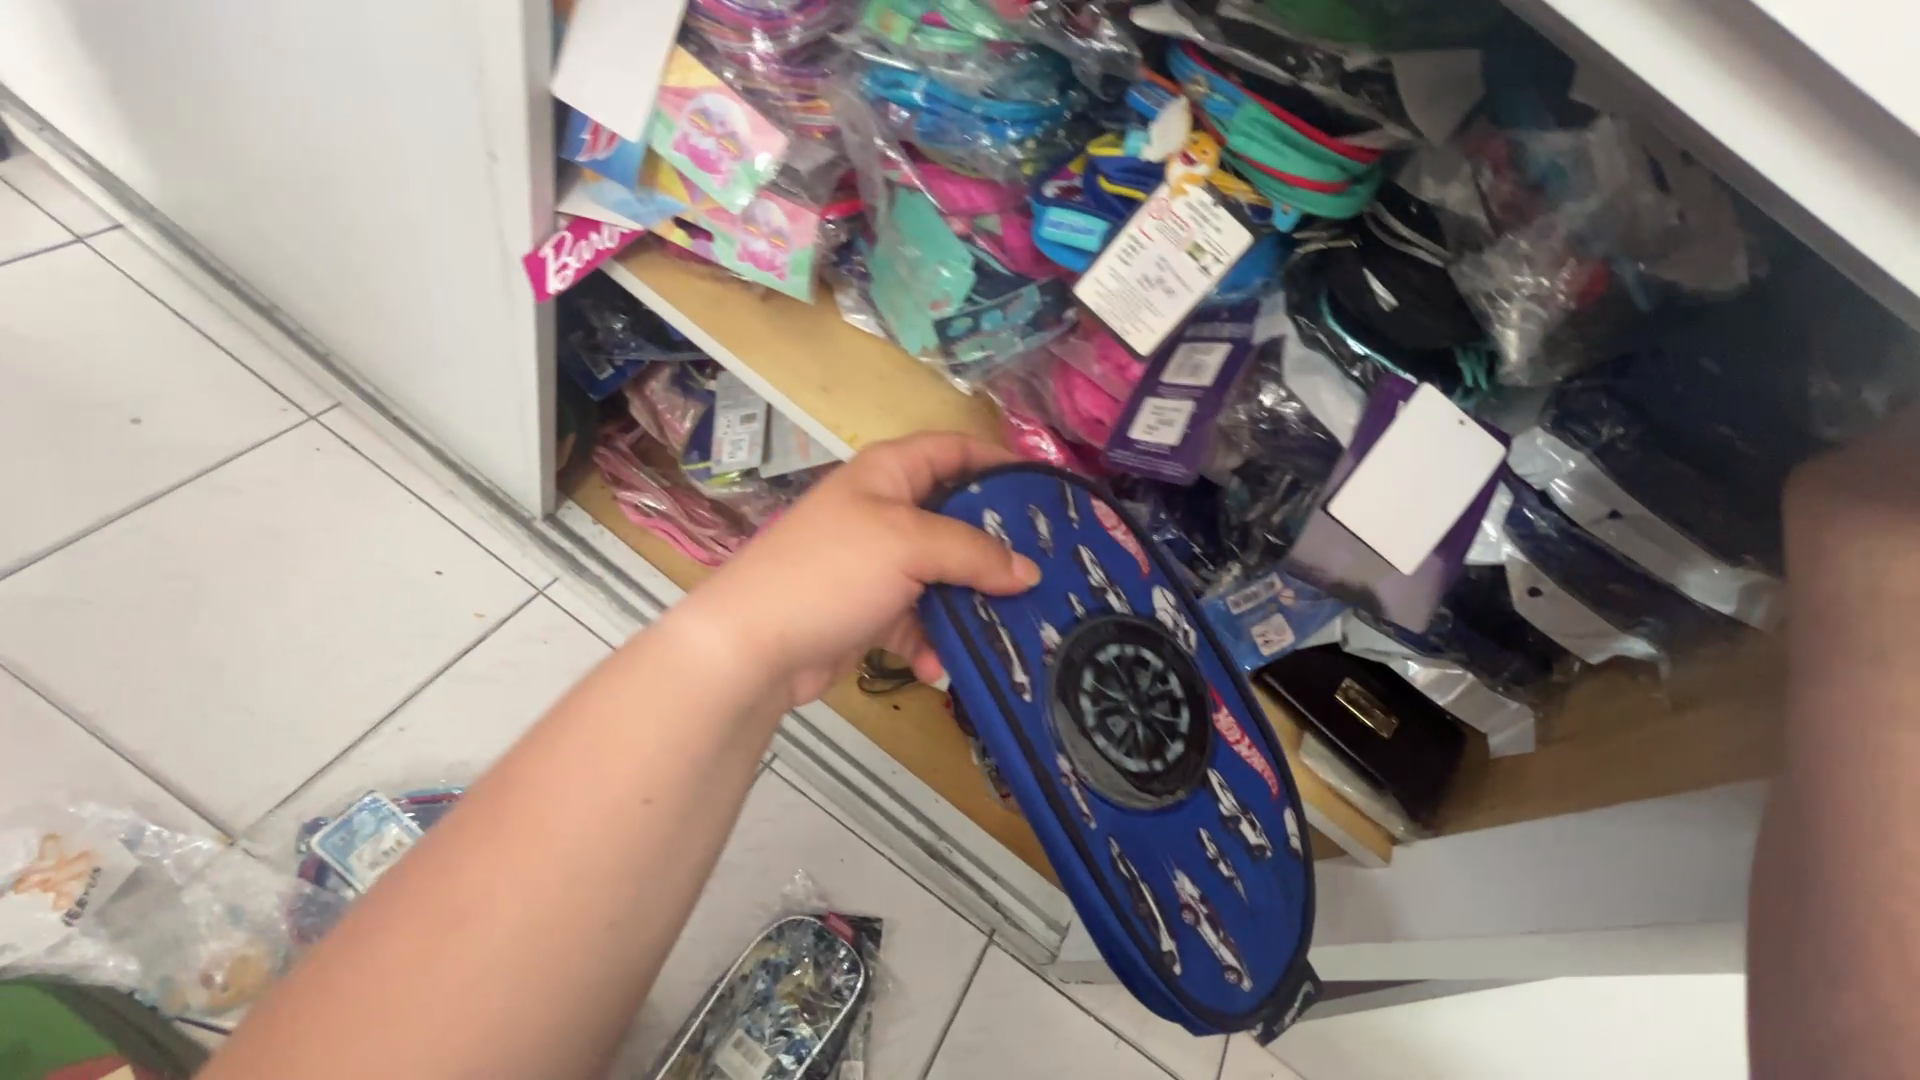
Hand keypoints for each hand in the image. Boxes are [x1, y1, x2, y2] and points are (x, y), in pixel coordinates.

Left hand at [672, 433, 1041, 706]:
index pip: (954, 449)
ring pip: (942, 575)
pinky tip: (937, 667)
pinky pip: (916, 620)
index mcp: (889, 473)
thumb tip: (1028, 571)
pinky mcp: (868, 611)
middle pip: (955, 519)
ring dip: (968, 604)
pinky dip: (930, 642)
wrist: (753, 645)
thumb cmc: (832, 571)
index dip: (999, 461)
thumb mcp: (909, 545)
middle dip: (995, 547)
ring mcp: (875, 564)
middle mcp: (884, 511)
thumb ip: (974, 552)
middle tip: (1042, 570)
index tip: (1045, 490)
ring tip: (1007, 628)